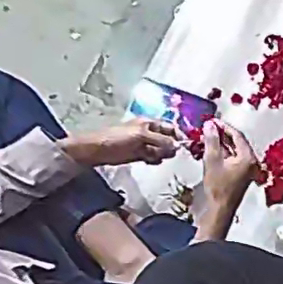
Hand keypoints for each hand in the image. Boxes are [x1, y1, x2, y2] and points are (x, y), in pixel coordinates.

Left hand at [61, 118, 180, 167]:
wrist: (97, 150)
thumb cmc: (117, 138)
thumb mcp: (141, 136)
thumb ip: (162, 140)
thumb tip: (178, 146)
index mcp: (150, 123)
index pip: (172, 127)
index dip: (179, 135)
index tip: (185, 146)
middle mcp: (150, 133)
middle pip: (170, 140)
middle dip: (170, 147)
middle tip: (164, 152)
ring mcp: (146, 144)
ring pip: (163, 150)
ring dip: (161, 155)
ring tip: (152, 156)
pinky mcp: (141, 155)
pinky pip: (155, 158)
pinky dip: (154, 160)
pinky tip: (147, 160)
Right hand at [200, 120, 258, 204]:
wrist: (220, 208)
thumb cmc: (218, 187)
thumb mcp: (212, 160)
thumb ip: (212, 140)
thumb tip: (210, 124)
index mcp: (248, 158)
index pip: (238, 135)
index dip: (224, 126)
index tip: (212, 121)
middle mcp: (252, 162)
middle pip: (238, 142)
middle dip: (223, 133)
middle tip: (209, 127)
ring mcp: (248, 168)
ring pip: (235, 149)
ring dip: (222, 142)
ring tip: (208, 136)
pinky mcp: (242, 173)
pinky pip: (234, 157)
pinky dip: (224, 152)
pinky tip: (212, 149)